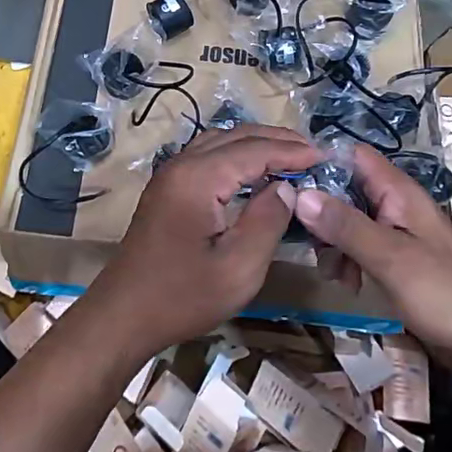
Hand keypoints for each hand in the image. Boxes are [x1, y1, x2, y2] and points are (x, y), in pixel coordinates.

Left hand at [87, 126, 320, 355]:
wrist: (124, 316)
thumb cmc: (183, 297)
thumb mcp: (239, 268)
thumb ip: (268, 220)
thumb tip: (287, 186)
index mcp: (198, 178)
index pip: (255, 150)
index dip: (293, 152)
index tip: (327, 158)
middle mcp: (182, 164)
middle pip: (237, 136)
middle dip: (278, 140)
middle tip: (315, 153)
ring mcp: (170, 174)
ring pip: (220, 141)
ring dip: (257, 144)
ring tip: (291, 157)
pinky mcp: (167, 188)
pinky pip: (208, 155)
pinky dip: (237, 154)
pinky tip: (255, 172)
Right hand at [294, 144, 451, 396]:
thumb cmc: (449, 295)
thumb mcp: (393, 259)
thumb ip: (347, 226)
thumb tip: (300, 192)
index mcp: (398, 192)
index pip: (351, 156)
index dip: (318, 161)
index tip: (285, 183)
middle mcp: (396, 205)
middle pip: (344, 189)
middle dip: (319, 210)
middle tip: (304, 240)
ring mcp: (397, 234)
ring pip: (349, 220)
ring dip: (331, 240)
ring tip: (329, 270)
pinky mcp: (398, 261)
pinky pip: (361, 248)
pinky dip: (347, 259)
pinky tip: (346, 282)